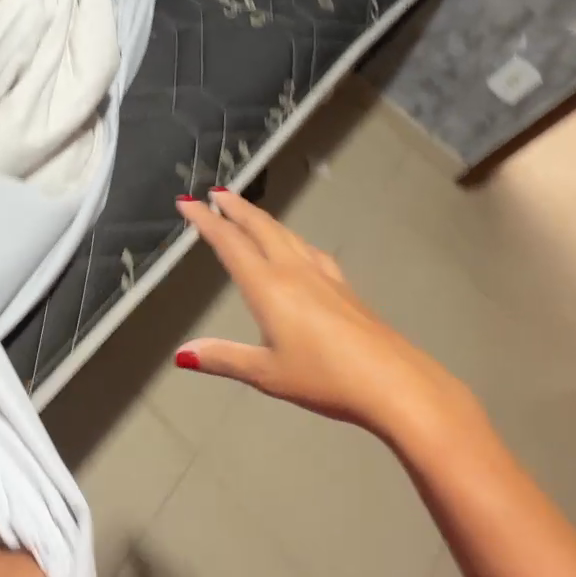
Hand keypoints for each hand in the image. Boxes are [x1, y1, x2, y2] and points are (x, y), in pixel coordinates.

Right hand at [174, 190, 480, 445]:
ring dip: (260, 218)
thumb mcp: (266, 374)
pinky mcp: (342, 286)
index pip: (229, 243)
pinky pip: (307, 249)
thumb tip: (181, 354)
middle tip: (214, 194)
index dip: (206, 221)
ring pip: (285, 233)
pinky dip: (288, 237)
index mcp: (268, 286)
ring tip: (246, 212)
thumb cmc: (325, 378)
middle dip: (234, 207)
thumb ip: (224, 358)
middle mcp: (292, 270)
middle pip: (259, 227)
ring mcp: (321, 275)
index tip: (187, 202)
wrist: (393, 382)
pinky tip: (295, 246)